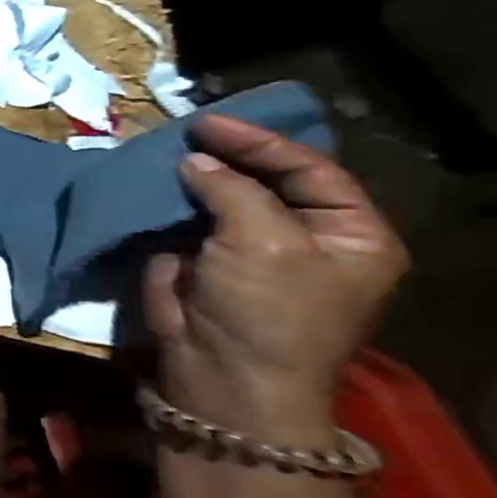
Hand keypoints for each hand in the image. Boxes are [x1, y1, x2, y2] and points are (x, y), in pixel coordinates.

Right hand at [143, 115, 408, 443]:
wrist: (220, 374)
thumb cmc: (268, 311)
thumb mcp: (264, 240)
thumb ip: (232, 189)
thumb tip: (193, 161)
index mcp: (348, 234)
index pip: (310, 170)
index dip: (262, 143)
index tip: (210, 123)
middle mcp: (301, 235)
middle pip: (266, 177)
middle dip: (227, 153)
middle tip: (185, 128)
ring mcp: (245, 246)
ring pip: (220, 194)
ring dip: (192, 172)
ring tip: (162, 145)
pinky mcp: (198, 257)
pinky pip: (184, 216)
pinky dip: (166, 197)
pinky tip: (148, 176)